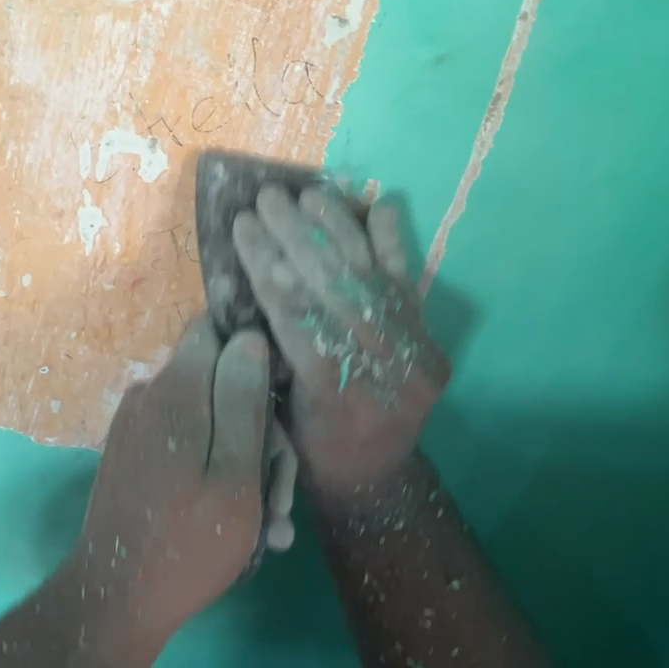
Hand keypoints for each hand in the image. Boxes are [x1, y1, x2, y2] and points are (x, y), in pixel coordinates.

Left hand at [68, 317, 272, 650]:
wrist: (116, 597)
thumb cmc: (188, 541)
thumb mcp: (235, 474)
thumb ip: (243, 400)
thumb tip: (250, 336)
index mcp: (176, 387)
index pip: (214, 327)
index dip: (252, 350)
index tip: (281, 396)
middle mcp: (151, 391)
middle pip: (219, 382)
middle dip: (259, 432)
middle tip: (279, 499)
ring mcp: (138, 422)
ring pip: (208, 418)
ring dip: (244, 464)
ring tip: (269, 527)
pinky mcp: (134, 450)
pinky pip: (186, 442)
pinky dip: (215, 471)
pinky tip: (242, 523)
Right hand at [231, 185, 449, 500]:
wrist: (376, 475)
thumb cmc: (307, 446)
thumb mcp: (271, 407)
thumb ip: (263, 348)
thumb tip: (239, 281)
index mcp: (332, 393)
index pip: (296, 313)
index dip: (267, 263)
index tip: (242, 224)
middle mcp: (381, 370)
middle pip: (335, 286)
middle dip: (297, 235)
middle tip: (268, 197)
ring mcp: (413, 353)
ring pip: (371, 276)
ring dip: (338, 228)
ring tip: (308, 193)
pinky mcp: (429, 340)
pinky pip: (410, 283)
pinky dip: (393, 242)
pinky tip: (378, 204)